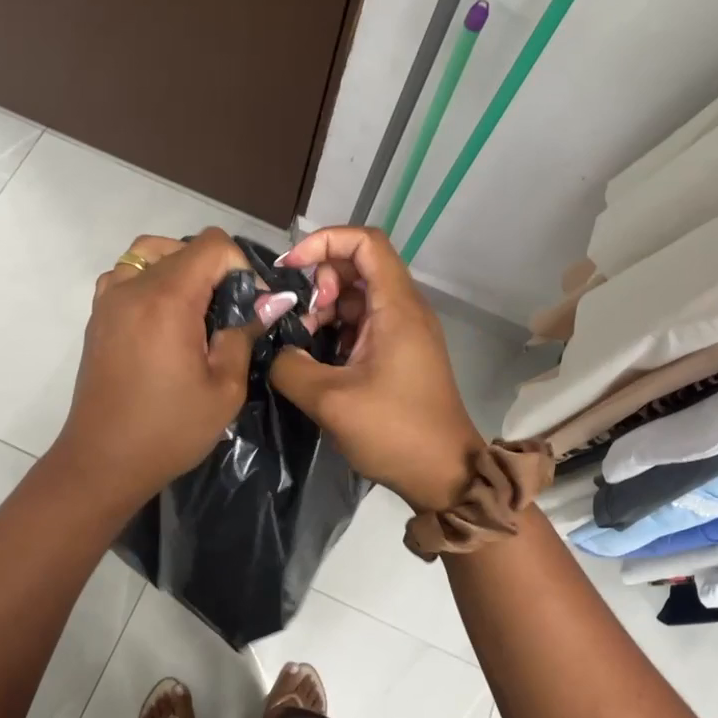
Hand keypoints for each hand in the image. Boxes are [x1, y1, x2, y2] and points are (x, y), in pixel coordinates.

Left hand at [51, 228, 298, 503]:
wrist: (103, 461)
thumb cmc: (169, 430)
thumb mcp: (225, 389)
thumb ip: (243, 335)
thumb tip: (263, 304)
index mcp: (167, 300)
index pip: (212, 245)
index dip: (241, 267)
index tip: (251, 307)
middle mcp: (133, 288)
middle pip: (183, 248)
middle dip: (216, 271)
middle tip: (229, 315)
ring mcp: (109, 300)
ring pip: (150, 254)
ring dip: (181, 270)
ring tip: (197, 311)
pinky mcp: (98, 317)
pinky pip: (128, 276)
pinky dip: (151, 282)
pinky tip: (165, 320)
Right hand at [270, 226, 483, 510]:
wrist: (445, 475)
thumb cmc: (394, 432)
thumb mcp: (330, 400)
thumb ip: (290, 365)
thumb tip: (272, 347)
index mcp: (396, 307)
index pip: (365, 242)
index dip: (324, 241)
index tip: (291, 268)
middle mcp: (404, 310)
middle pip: (358, 267)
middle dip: (319, 283)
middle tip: (299, 320)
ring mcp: (404, 332)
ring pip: (357, 297)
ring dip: (325, 311)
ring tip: (303, 346)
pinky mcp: (399, 354)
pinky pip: (363, 324)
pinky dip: (336, 332)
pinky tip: (317, 361)